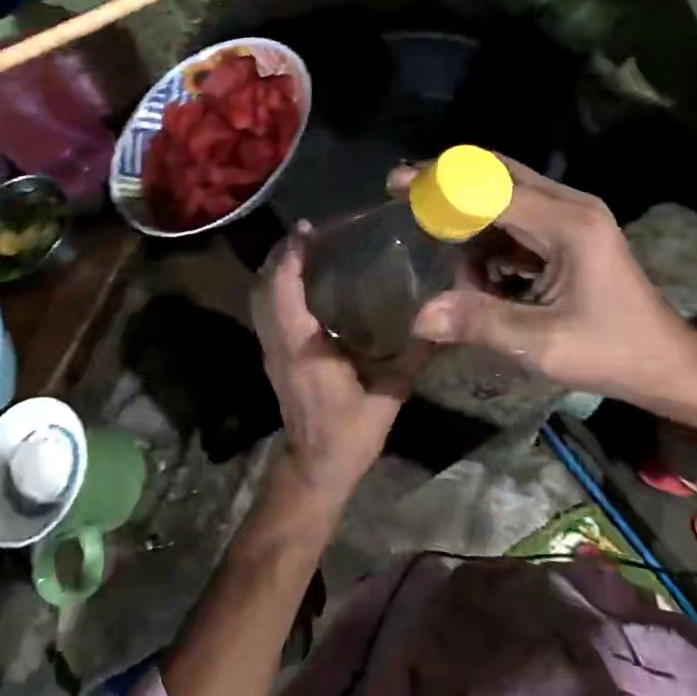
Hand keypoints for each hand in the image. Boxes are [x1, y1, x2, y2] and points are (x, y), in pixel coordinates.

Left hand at [250, 225, 415, 495]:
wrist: (315, 465)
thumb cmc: (349, 433)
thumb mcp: (387, 395)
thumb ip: (411, 358)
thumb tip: (437, 323)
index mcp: (301, 346)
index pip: (283, 288)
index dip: (290, 255)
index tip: (307, 230)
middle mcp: (278, 342)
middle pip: (263, 286)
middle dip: (280, 254)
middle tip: (307, 233)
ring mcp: (270, 349)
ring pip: (258, 298)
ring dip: (274, 269)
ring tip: (302, 249)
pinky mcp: (272, 356)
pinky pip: (264, 311)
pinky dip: (275, 288)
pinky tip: (300, 282)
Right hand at [401, 157, 696, 409]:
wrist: (669, 367)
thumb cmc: (613, 353)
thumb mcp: (543, 344)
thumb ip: (480, 323)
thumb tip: (418, 316)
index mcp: (569, 225)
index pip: (491, 188)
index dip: (439, 184)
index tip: (394, 184)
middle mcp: (570, 208)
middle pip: (495, 172)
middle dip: (445, 179)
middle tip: (400, 190)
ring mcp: (570, 218)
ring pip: (501, 193)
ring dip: (463, 210)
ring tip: (427, 233)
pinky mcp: (565, 234)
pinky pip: (510, 216)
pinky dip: (480, 231)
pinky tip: (467, 265)